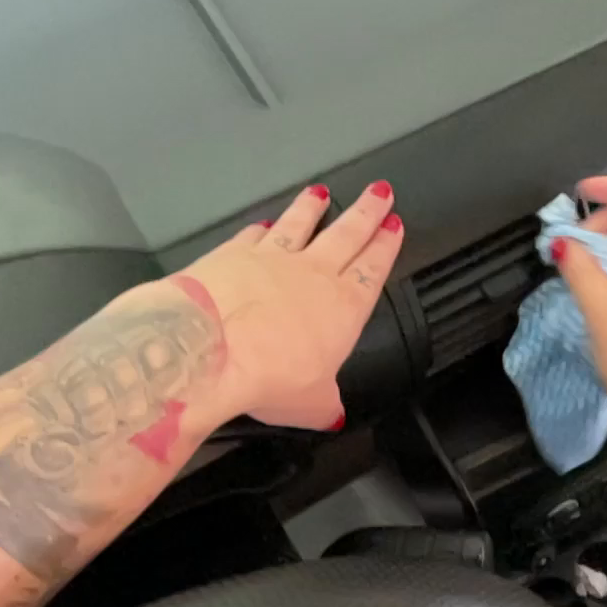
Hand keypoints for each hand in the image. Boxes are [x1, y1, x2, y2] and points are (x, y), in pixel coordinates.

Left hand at [178, 181, 404, 428]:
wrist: (211, 349)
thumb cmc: (271, 378)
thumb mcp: (311, 405)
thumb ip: (325, 404)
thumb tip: (333, 414)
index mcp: (344, 306)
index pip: (372, 269)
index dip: (384, 247)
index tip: (394, 225)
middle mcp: (313, 273)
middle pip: (347, 234)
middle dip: (367, 213)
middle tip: (380, 192)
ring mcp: (271, 258)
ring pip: (300, 224)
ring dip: (312, 208)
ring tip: (321, 192)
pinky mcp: (231, 254)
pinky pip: (253, 236)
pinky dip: (261, 229)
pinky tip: (262, 225)